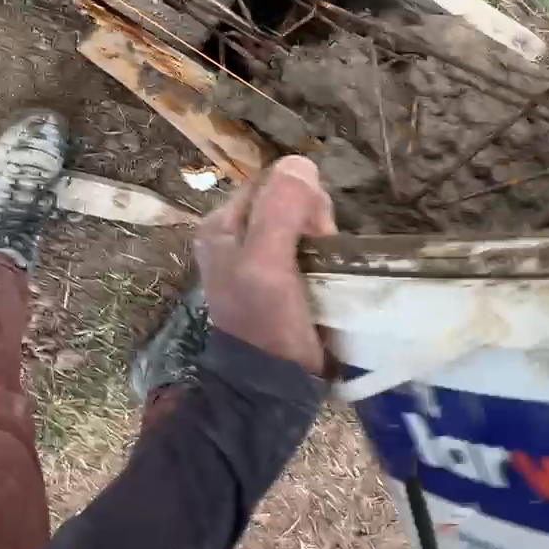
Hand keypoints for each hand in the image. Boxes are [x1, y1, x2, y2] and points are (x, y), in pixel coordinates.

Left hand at [194, 156, 336, 373]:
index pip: (270, 182)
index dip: (299, 197)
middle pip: (288, 200)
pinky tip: (327, 277)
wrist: (271, 387)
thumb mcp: (266, 261)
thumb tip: (300, 162)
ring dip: (322, 239)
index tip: (315, 227)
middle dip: (312, 219)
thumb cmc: (263, 320)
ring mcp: (258, 258)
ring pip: (304, 223)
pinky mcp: (281, 278)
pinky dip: (323, 256)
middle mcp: (236, 236)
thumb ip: (280, 210)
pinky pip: (309, 248)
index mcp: (221, 224)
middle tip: (318, 253)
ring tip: (324, 270)